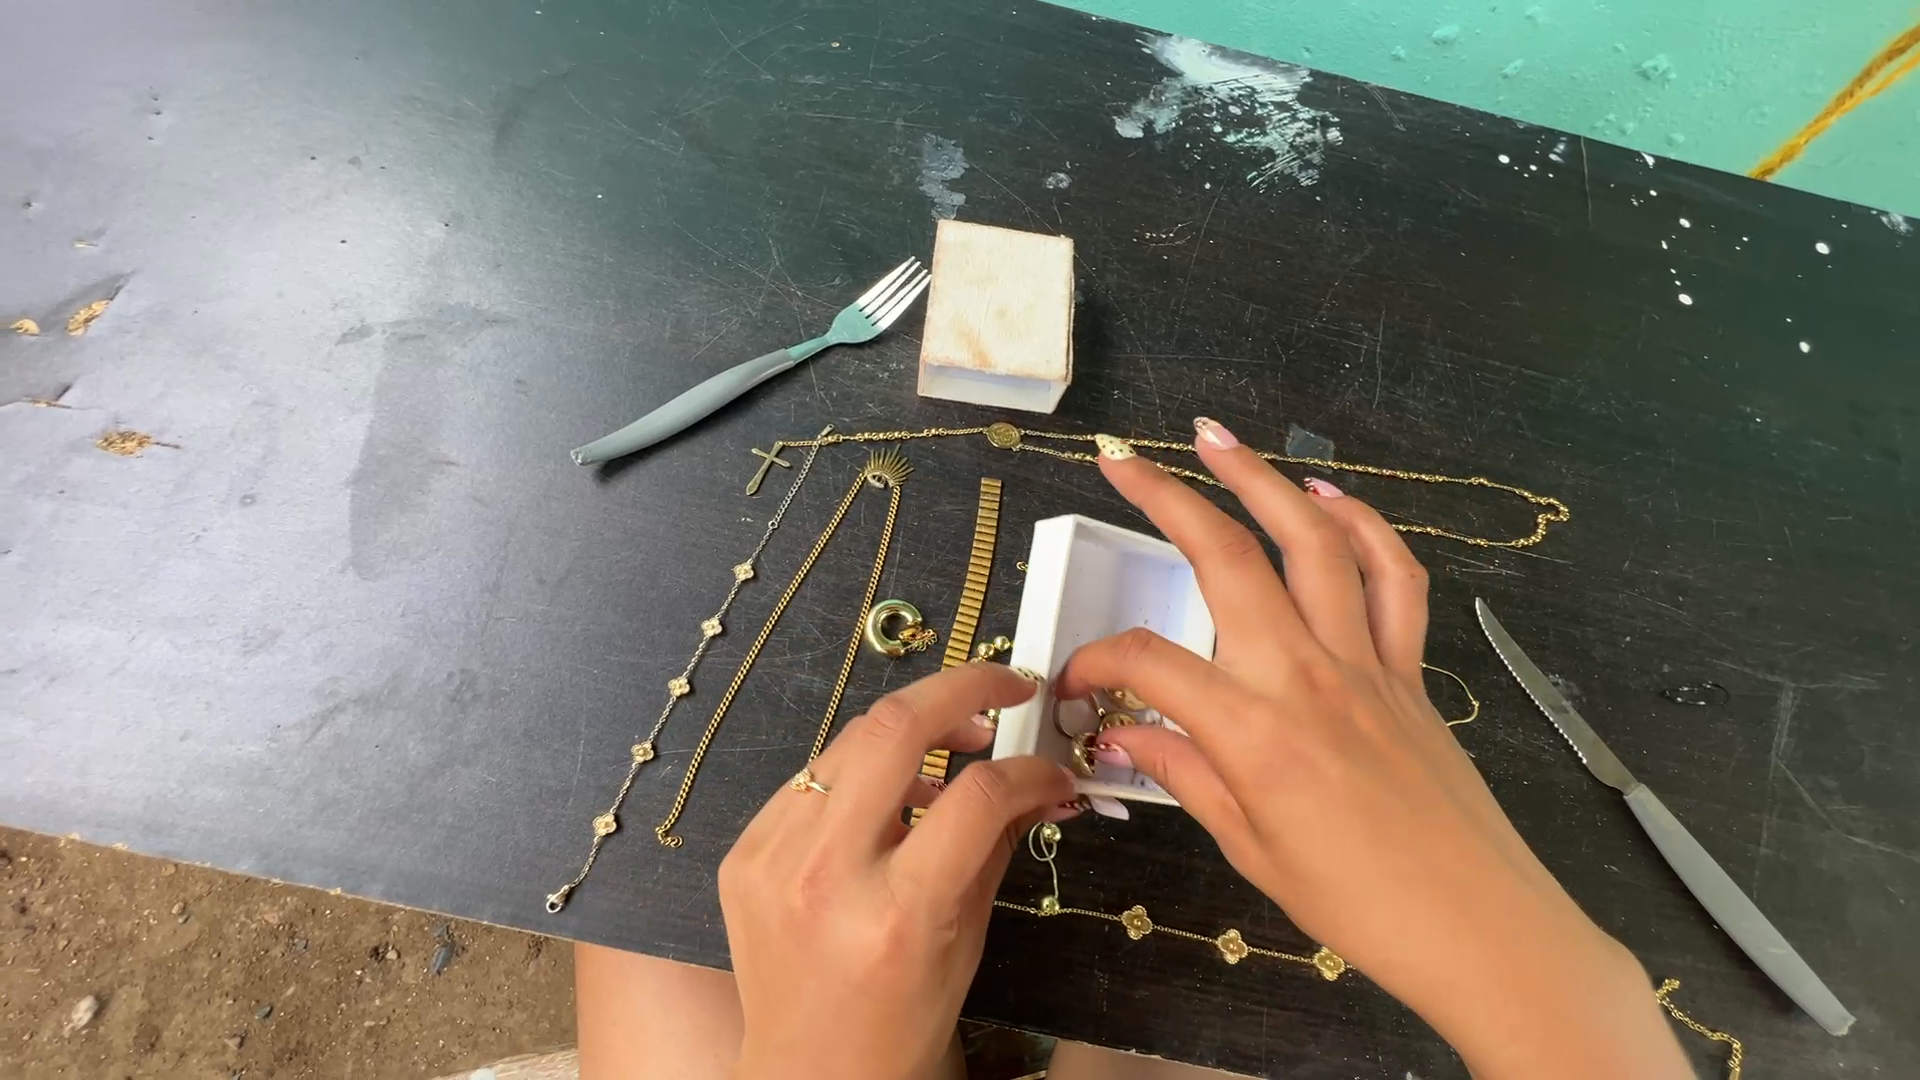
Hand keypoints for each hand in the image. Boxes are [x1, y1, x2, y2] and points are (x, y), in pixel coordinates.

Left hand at [720, 663, 1075, 1079]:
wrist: (808, 1074)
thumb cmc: (903, 1020)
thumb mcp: (968, 936)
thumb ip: (1000, 840)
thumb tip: (1043, 778)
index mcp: (895, 914)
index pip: (976, 797)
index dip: (1027, 769)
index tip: (1051, 766)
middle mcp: (824, 874)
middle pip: (894, 728)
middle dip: (961, 688)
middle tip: (1004, 688)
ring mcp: (771, 855)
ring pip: (853, 736)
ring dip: (914, 725)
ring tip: (954, 744)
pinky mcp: (745, 848)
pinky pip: (817, 774)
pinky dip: (865, 768)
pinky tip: (891, 791)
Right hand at [1060, 420, 1689, 1079]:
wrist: (1485, 933)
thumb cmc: (1353, 901)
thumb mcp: (1246, 844)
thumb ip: (1180, 769)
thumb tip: (1118, 735)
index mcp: (1252, 730)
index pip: (1147, 662)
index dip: (1096, 662)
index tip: (1077, 684)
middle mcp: (1305, 673)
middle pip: (1226, 558)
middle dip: (1166, 497)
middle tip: (1122, 458)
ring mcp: (1366, 661)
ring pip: (1314, 542)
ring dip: (1263, 479)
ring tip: (1218, 439)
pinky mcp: (1410, 667)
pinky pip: (1394, 578)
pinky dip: (1364, 525)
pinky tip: (1328, 495)